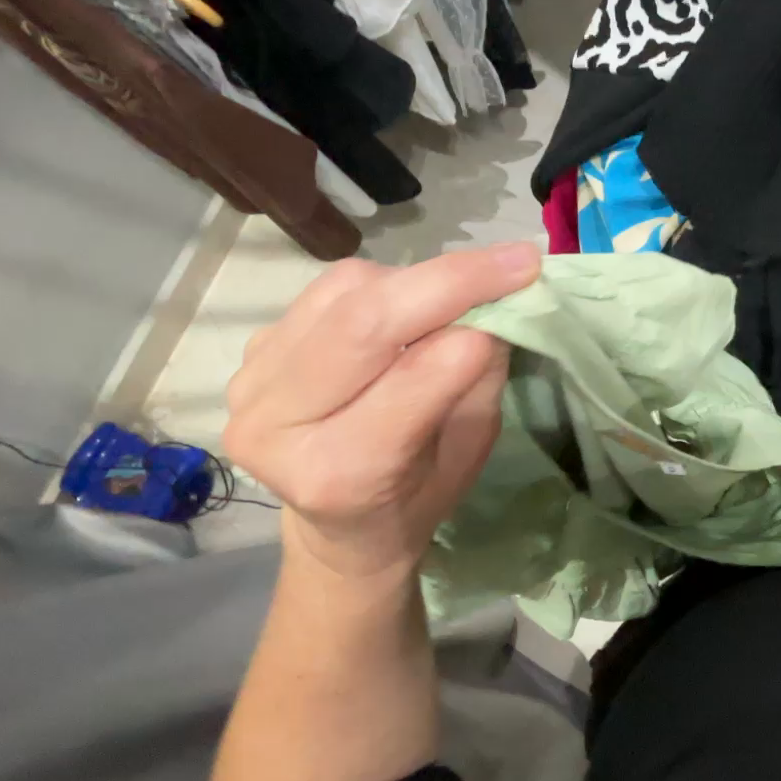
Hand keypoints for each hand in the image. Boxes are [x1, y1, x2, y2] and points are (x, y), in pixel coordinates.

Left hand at [222, 244, 540, 580]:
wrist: (343, 522)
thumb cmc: (423, 491)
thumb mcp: (470, 446)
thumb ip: (478, 377)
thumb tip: (495, 304)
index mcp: (340, 473)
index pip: (409, 382)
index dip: (471, 332)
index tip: (528, 289)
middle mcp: (275, 427)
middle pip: (362, 323)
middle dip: (451, 280)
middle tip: (519, 258)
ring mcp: (253, 383)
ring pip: (346, 291)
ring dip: (418, 280)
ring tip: (462, 292)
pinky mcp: (254, 351)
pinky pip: (327, 290)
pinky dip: (386, 283)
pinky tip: (412, 303)